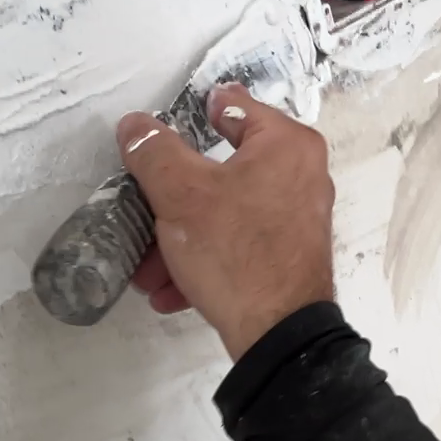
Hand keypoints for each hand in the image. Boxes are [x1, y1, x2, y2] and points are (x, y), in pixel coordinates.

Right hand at [116, 84, 336, 360]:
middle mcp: (303, 176)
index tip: (175, 119)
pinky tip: (171, 291)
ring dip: (180, 242)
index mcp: (287, 145)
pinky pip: (241, 247)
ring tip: (147, 272)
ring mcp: (300, 219)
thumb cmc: (235, 250)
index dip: (198, 110)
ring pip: (226, 216)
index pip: (234, 107)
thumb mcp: (181, 193)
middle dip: (173, 202)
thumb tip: (136, 127)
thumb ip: (153, 151)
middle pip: (222, 172)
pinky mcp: (292, 257)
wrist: (277, 333)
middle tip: (142, 213)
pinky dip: (206, 262)